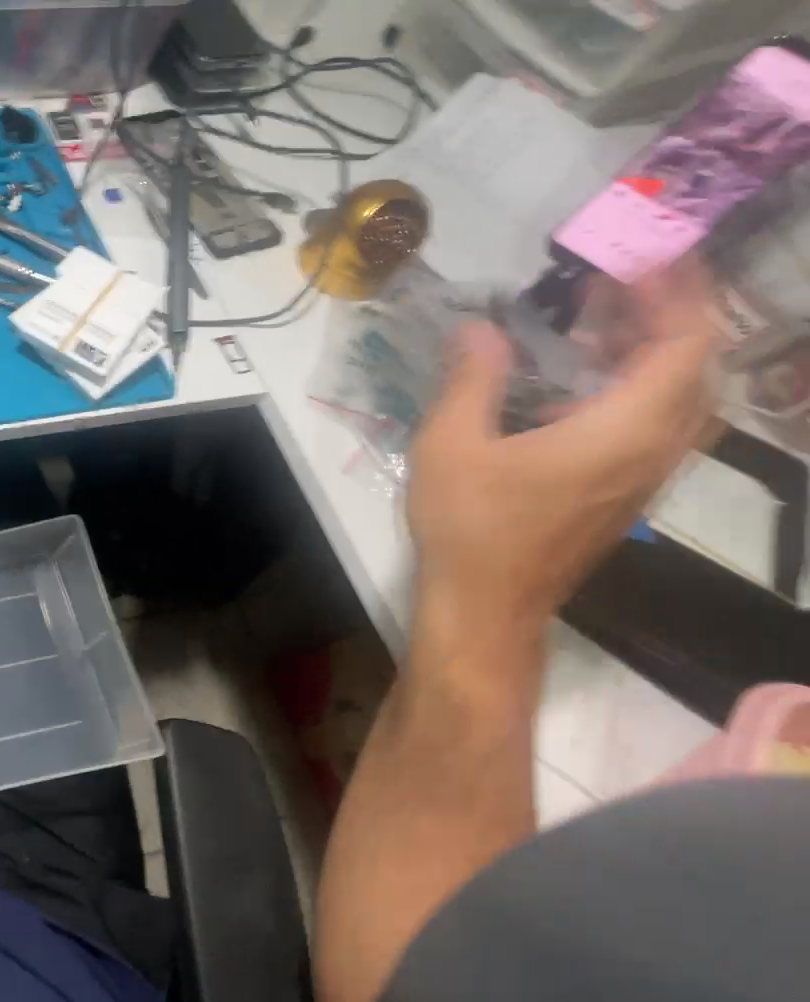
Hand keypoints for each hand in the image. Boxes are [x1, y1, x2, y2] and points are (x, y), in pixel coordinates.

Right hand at [408, 261, 724, 635]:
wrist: (486, 604)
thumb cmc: (470, 524)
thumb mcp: (451, 445)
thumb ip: (471, 380)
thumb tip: (477, 328)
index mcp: (626, 425)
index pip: (686, 337)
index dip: (674, 289)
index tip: (639, 254)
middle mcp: (657, 443)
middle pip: (693, 359)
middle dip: (662, 311)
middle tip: (610, 281)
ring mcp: (647, 470)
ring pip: (678, 391)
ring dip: (648, 348)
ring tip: (593, 322)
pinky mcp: (625, 489)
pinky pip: (655, 419)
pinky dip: (632, 384)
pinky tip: (574, 384)